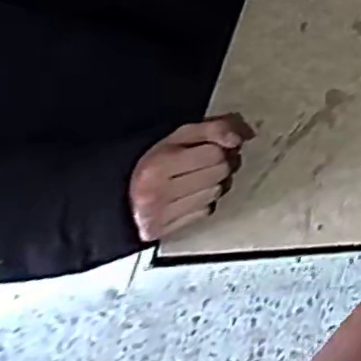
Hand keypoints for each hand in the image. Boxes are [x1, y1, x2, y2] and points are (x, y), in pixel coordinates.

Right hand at [130, 116, 253, 241]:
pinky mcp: (161, 232)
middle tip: (211, 162)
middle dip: (223, 163)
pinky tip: (192, 195)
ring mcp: (156, 216)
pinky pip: (207, 211)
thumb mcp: (183, 135)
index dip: (223, 146)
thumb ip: (216, 128)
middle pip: (221, 172)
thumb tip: (241, 138)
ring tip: (200, 178)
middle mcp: (155, 193)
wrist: (120, 194)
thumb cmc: (159, 158)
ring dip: (217, 182)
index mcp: (158, 165)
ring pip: (217, 192)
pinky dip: (206, 201)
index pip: (217, 153)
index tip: (215, 146)